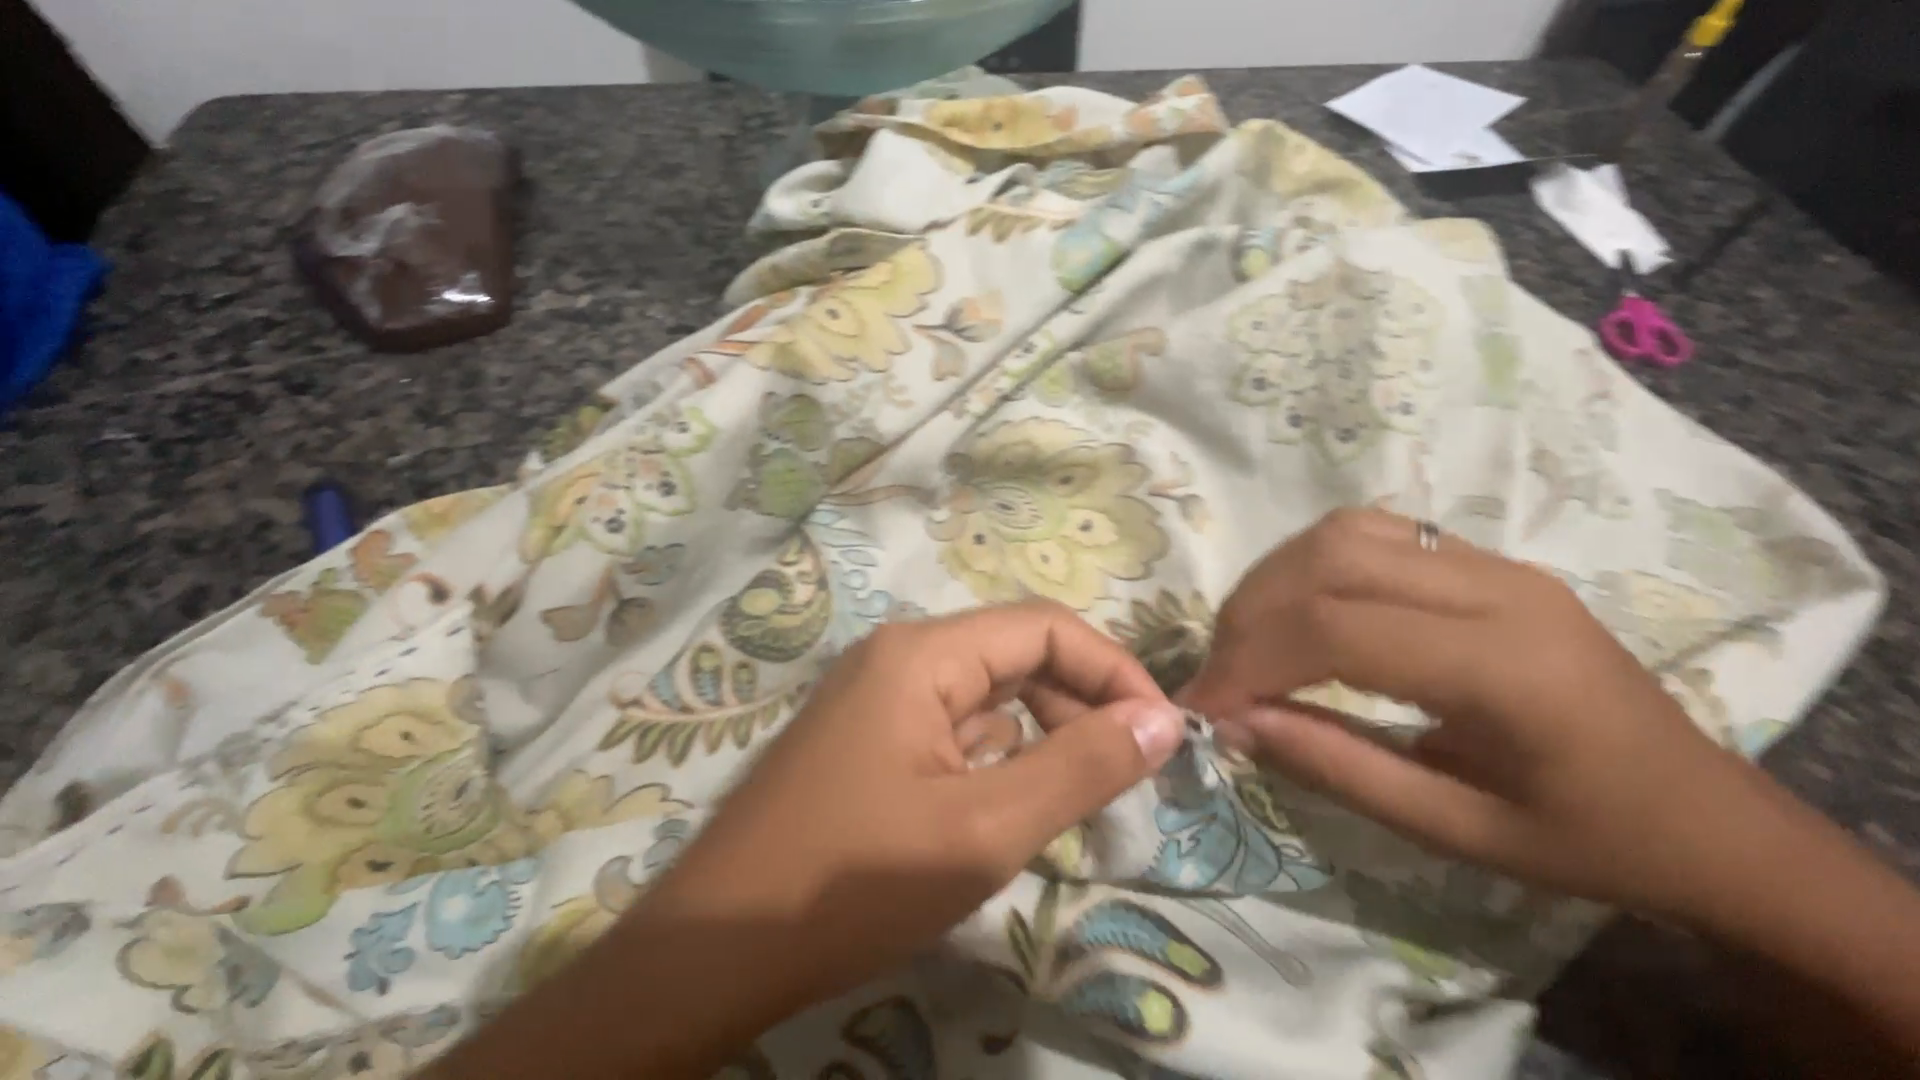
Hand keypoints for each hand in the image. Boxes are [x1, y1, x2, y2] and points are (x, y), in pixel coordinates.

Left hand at [635, 601, 1186, 1032]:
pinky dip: (992, 758)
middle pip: (1014, 656)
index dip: (1113, 671)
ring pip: (983, 696)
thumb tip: (1161, 719)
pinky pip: (948, 729)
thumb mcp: (986, 829)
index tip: (1159, 736)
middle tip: (1120, 778)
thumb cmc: (854, 881)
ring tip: (1069, 801)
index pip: (1045, 627)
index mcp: (921, 655)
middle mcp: (894, 657)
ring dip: (1038, 735)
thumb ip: (1081, 767)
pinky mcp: (861, 742)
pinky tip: (999, 811)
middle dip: (1078, 705)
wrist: (717, 948)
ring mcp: (872, 699)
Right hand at [1179, 507, 1746, 916]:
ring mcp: (1496, 563)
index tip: (1205, 707)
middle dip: (1250, 616)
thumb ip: (1338, 768)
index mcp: (1504, 667)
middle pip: (1330, 561)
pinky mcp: (1490, 561)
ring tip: (1251, 644)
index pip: (1337, 629)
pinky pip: (1376, 532)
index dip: (1251, 661)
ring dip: (1276, 581)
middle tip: (1221, 677)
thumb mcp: (1457, 832)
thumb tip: (1237, 724)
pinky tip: (1303, 613)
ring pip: (1345, 531)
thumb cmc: (1587, 840)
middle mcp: (1498, 590)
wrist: (1704, 813)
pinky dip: (1314, 565)